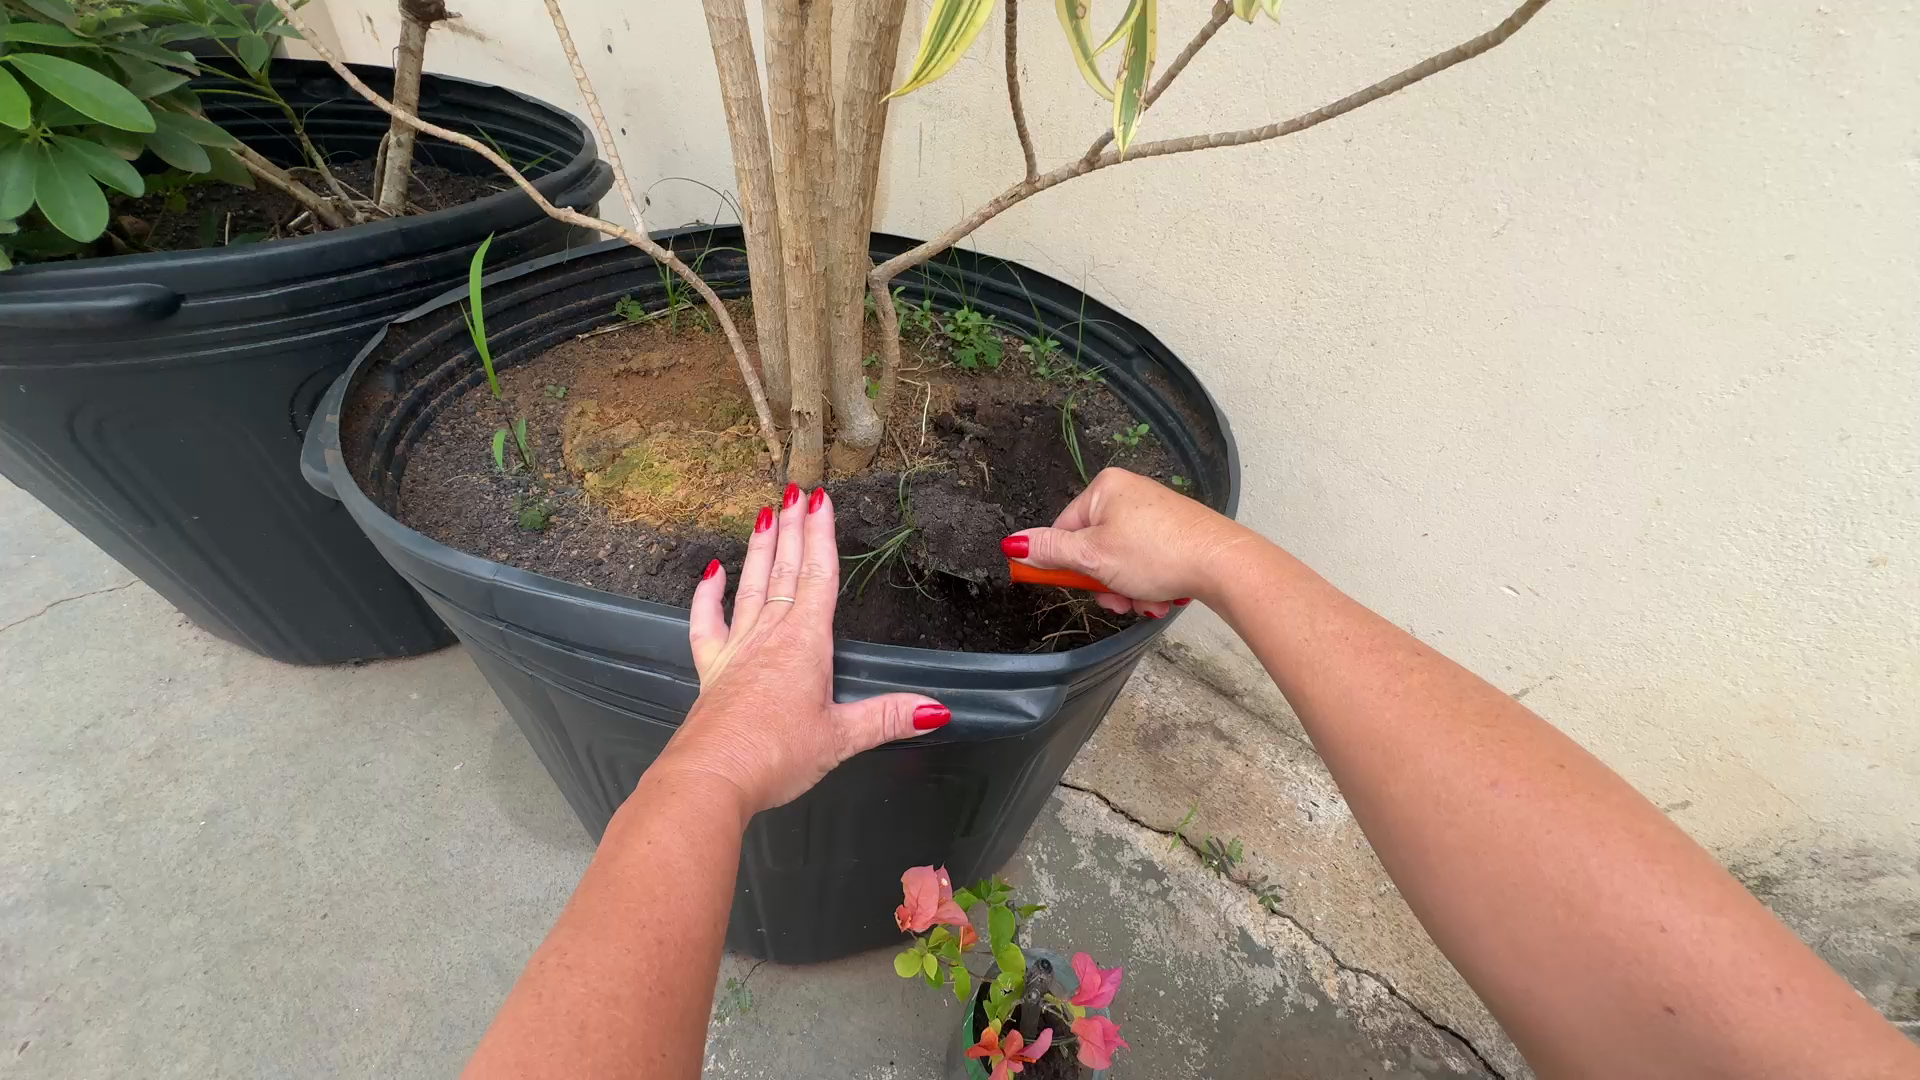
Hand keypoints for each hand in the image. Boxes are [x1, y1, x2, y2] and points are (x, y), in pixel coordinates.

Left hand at [659, 484, 950, 817]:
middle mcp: (771, 635)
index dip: (822, 536)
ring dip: (760, 548)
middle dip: (793, 528)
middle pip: (785, 570)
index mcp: (805, 643)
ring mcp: (738, 649)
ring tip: (764, 513)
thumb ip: (889, 718)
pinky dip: (707, 596)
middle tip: (794, 490)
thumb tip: (938, 710)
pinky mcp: (713, 670)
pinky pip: (708, 624)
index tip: (821, 499)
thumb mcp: (841, 738)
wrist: (711, 779)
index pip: (818, 576)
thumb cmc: (776, 756)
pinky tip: (710, 572)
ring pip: (751, 585)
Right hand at [1003, 467, 1253, 616]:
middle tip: (1117, 599)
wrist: (1222, 564)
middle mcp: (1129, 494)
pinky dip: (1147, 583)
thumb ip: (1051, 551)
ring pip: (1120, 561)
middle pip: (1093, 548)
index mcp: (1104, 488)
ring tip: (1144, 601)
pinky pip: (1145, 562)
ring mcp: (1154, 514)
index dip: (1067, 563)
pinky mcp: (1175, 533)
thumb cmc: (1155, 553)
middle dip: (1103, 583)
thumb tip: (1011, 544)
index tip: (1078, 586)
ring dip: (1125, 589)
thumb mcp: (1092, 556)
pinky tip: (1161, 596)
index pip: (1065, 528)